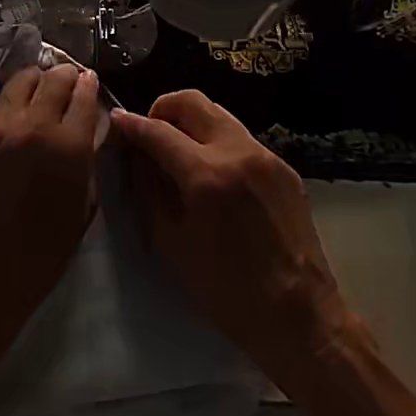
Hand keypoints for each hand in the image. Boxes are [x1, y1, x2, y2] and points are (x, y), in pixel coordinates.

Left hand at [0, 64, 101, 359]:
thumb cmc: (46, 247)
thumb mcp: (85, 203)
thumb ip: (90, 158)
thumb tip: (91, 128)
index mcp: (70, 145)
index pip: (85, 96)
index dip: (90, 85)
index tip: (90, 80)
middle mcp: (35, 125)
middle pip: (54, 79)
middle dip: (66, 74)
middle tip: (68, 78)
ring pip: (20, 78)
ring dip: (35, 77)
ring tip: (39, 82)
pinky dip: (4, 89)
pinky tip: (10, 95)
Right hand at [114, 90, 348, 386]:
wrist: (299, 314)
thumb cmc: (225, 290)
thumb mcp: (171, 243)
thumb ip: (148, 190)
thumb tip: (137, 156)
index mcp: (207, 175)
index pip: (158, 131)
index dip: (132, 124)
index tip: (116, 120)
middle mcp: (239, 152)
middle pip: (192, 101)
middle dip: (163, 109)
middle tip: (151, 135)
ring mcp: (266, 156)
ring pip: (219, 115)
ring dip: (192, 124)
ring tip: (179, 154)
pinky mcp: (284, 167)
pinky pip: (241, 140)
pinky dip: (218, 145)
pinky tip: (214, 177)